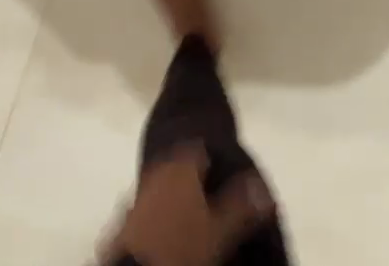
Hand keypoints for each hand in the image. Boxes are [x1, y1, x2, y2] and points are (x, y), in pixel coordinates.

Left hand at [104, 146, 275, 265]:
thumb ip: (243, 203)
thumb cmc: (183, 244)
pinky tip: (169, 231)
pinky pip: (148, 209)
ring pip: (163, 187)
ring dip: (176, 195)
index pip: (199, 145)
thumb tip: (263, 185)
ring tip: (194, 215)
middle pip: (179, 165)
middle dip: (194, 176)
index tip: (225, 166)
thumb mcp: (221, 228)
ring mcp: (138, 196)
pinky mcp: (125, 220)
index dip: (212, 153)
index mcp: (182, 166)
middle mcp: (157, 172)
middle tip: (212, 193)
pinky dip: (159, 214)